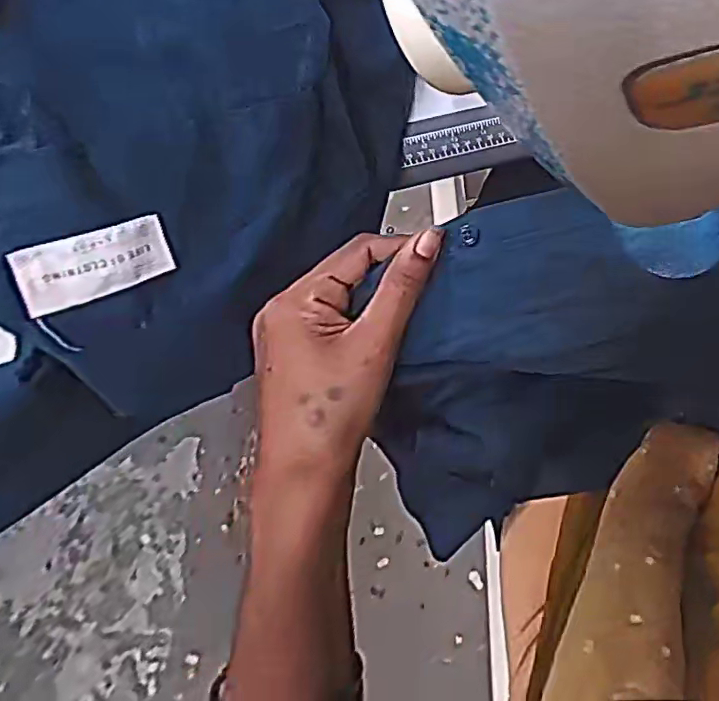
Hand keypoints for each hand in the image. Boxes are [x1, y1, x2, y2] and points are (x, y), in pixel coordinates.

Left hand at [250, 229, 441, 485]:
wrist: (306, 474)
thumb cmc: (326, 420)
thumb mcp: (376, 341)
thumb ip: (403, 285)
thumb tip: (424, 243)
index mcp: (293, 301)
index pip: (360, 250)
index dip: (402, 248)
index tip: (435, 252)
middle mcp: (284, 310)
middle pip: (353, 268)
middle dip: (392, 275)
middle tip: (426, 287)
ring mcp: (291, 330)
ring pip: (351, 291)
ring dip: (382, 297)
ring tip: (404, 318)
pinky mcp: (302, 348)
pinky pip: (343, 314)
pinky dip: (370, 317)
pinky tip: (384, 336)